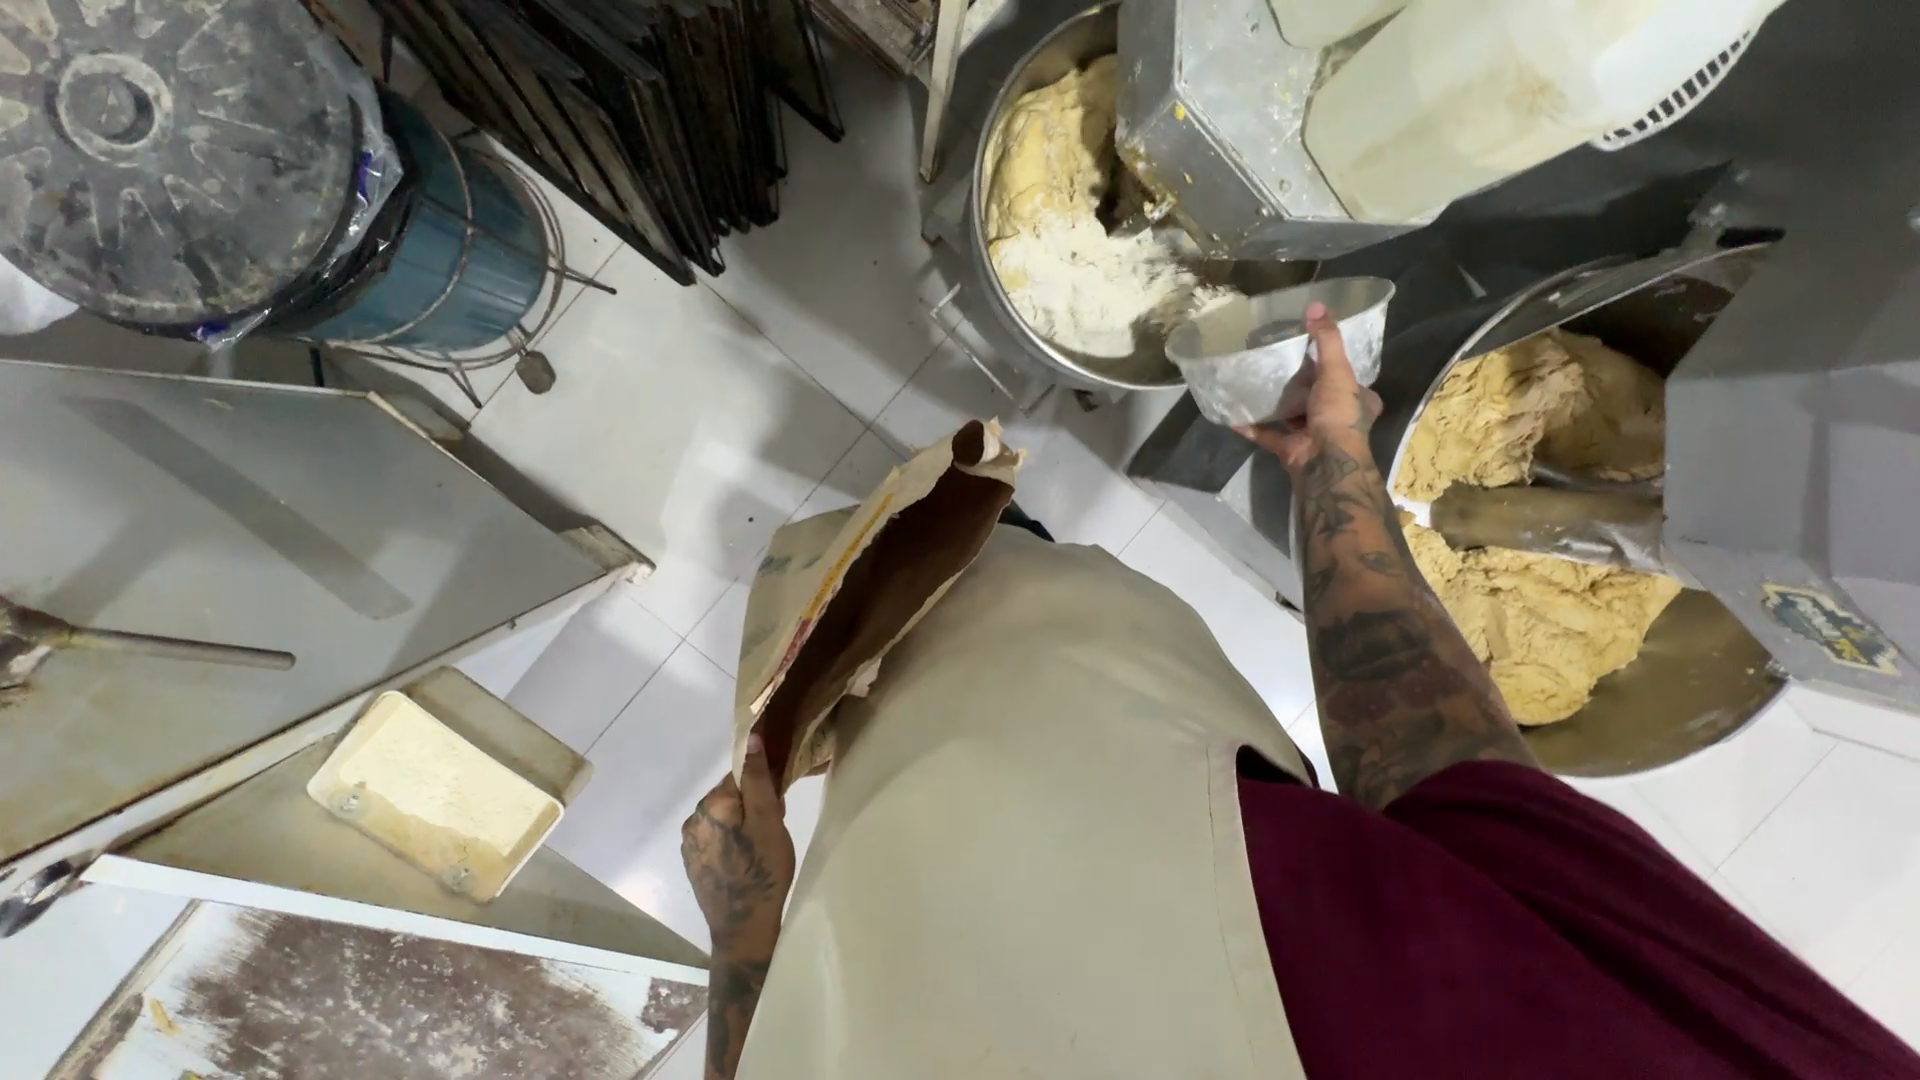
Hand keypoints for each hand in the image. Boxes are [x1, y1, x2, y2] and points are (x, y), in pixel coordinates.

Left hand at [682, 734, 795, 947]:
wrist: (744, 928)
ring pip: (723, 818)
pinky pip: (716, 839)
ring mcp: (689, 845)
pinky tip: (746, 861)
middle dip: (753, 805)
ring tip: (762, 848)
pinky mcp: (693, 864)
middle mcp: (692, 820)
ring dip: (742, 824)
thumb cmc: (763, 870)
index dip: (763, 786)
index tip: (778, 806)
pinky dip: (732, 842)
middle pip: (730, 796)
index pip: (739, 775)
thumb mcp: (769, 820)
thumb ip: (758, 778)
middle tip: (773, 830)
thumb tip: (752, 737)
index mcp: (710, 805)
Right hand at [1235, 301, 1382, 474]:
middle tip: (1283, 365)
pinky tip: (1236, 414)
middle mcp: (1337, 420)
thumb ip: (1326, 340)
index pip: (1352, 382)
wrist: (1323, 458)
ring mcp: (1312, 436)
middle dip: (1303, 385)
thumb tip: (1315, 305)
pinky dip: (1253, 426)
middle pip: (1319, 397)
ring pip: (1293, 415)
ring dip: (1277, 404)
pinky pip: (1267, 434)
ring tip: (1259, 383)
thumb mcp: (1338, 370)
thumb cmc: (1338, 413)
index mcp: (1358, 403)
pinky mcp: (1289, 448)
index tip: (1318, 354)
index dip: (1339, 367)